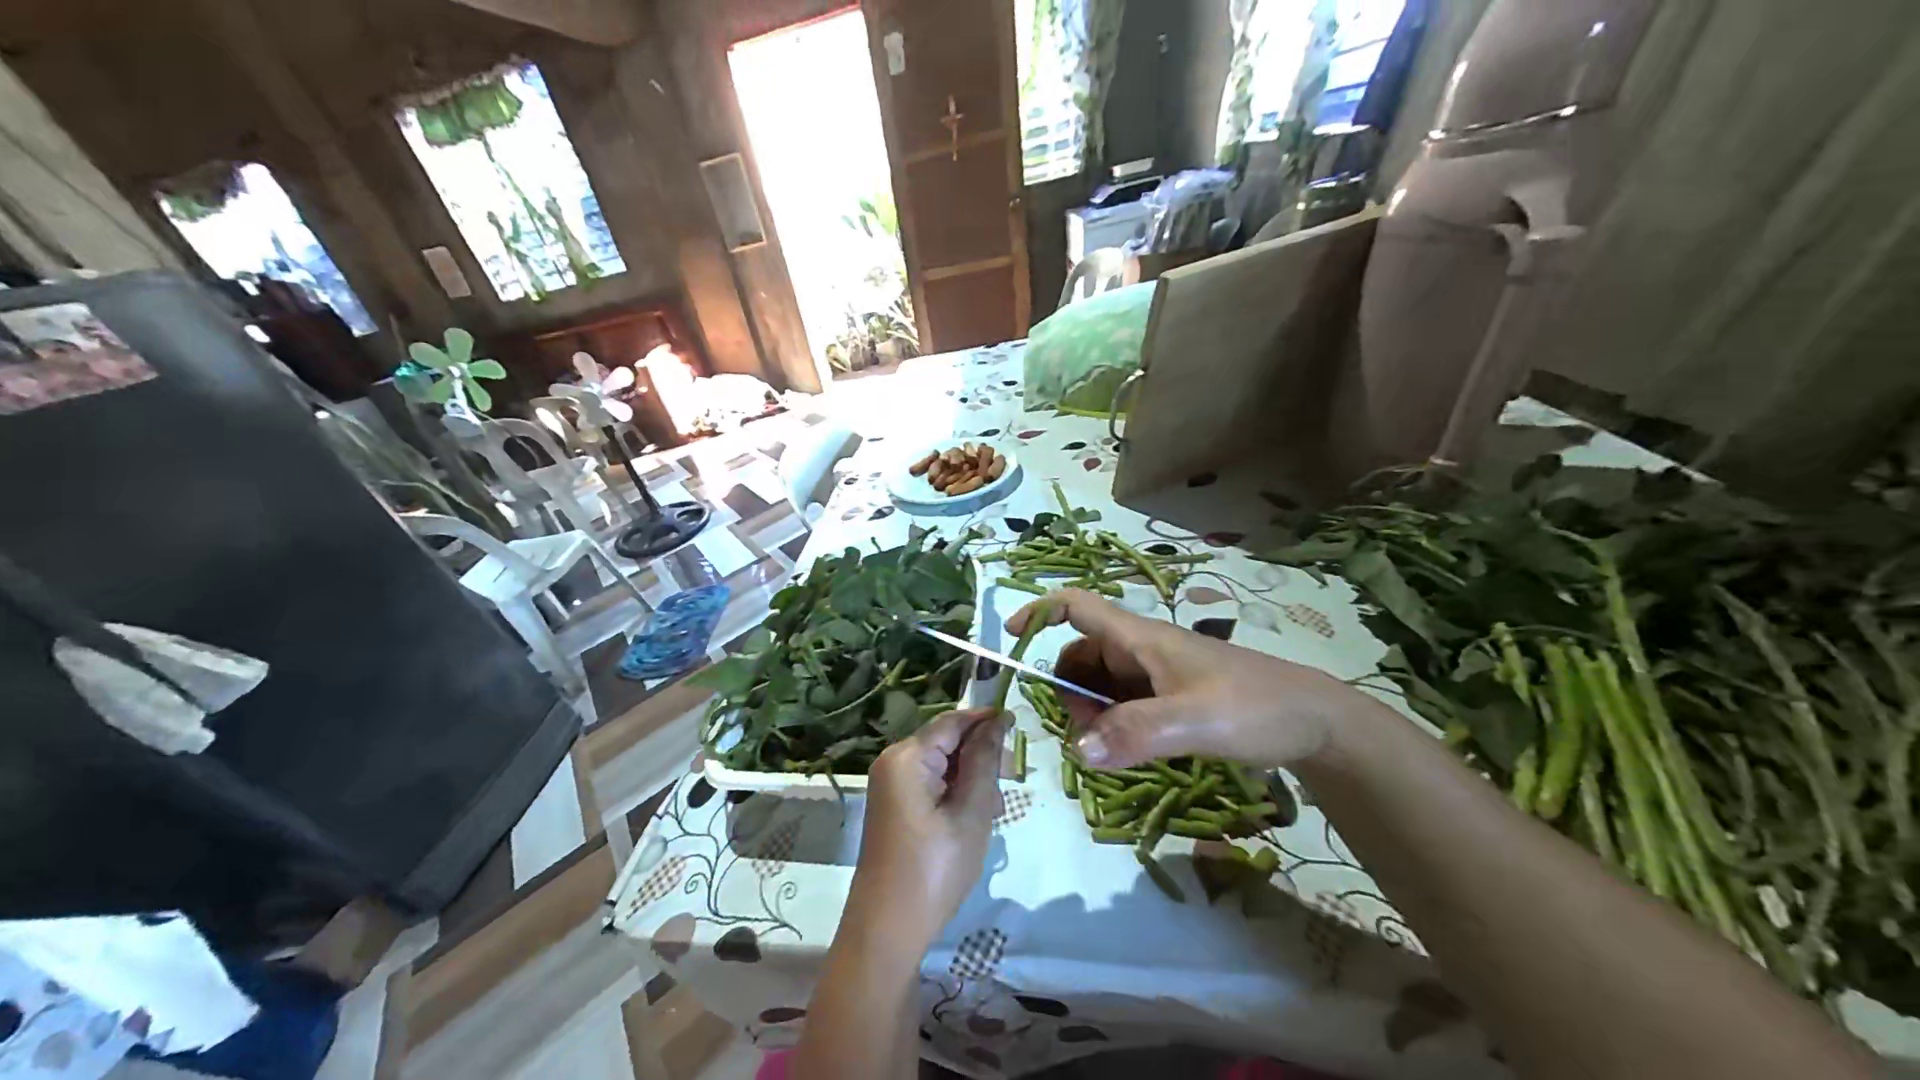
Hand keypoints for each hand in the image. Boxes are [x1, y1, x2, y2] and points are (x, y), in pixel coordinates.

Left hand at [850, 707, 1007, 944]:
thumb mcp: (970, 812)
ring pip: (941, 764)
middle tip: (1013, 778)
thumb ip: (983, 761)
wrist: (887, 930)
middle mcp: (893, 762)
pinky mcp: (894, 807)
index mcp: (906, 757)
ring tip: (997, 806)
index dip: (986, 719)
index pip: (952, 721)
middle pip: (945, 740)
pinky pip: (931, 784)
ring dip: (972, 776)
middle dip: (981, 752)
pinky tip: (977, 816)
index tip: (1019, 724)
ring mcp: (890, 786)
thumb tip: (996, 721)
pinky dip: (956, 792)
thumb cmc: (934, 869)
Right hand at [1007, 588, 1375, 770]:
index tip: (1012, 637)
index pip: (1078, 607)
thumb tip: (1076, 750)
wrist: (1316, 723)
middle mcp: (1142, 652)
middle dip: (1068, 690)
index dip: (1040, 612)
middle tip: (1084, 735)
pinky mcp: (1171, 699)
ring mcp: (1157, 676)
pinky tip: (1129, 752)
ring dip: (1091, 714)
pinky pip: (1124, 705)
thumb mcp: (1193, 722)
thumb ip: (1135, 733)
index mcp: (1141, 639)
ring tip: (1109, 750)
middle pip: (1081, 656)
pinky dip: (1114, 725)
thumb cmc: (1254, 707)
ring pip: (1101, 685)